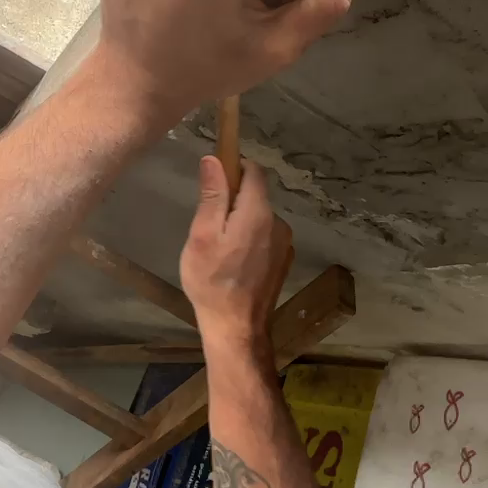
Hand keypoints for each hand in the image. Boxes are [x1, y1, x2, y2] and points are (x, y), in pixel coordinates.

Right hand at [181, 156, 292, 349]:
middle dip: (232, 200)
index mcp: (259, 212)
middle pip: (255, 194)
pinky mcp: (283, 261)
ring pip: (258, 216)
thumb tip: (214, 158)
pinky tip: (234, 262)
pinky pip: (264, 236)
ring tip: (219, 249)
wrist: (236, 329)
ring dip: (240, 222)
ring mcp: (284, 244)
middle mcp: (278, 223)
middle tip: (208, 226)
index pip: (254, 170)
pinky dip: (250, 240)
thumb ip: (213, 194)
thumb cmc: (212, 280)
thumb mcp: (203, 234)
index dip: (234, 167)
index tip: (213, 183)